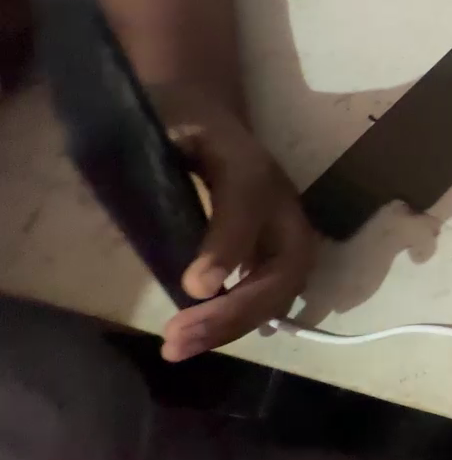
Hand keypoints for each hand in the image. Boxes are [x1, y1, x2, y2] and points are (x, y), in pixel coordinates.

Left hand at [152, 85, 316, 360]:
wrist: (198, 112)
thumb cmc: (169, 124)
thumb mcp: (156, 134)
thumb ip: (157, 172)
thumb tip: (166, 231)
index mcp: (251, 167)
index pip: (249, 207)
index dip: (228, 246)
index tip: (194, 288)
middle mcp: (282, 203)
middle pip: (286, 263)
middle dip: (241, 306)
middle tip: (178, 340)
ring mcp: (285, 226)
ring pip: (285, 283)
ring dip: (240, 321)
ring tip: (182, 347)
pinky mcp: (275, 245)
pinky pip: (274, 287)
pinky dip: (244, 317)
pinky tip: (206, 334)